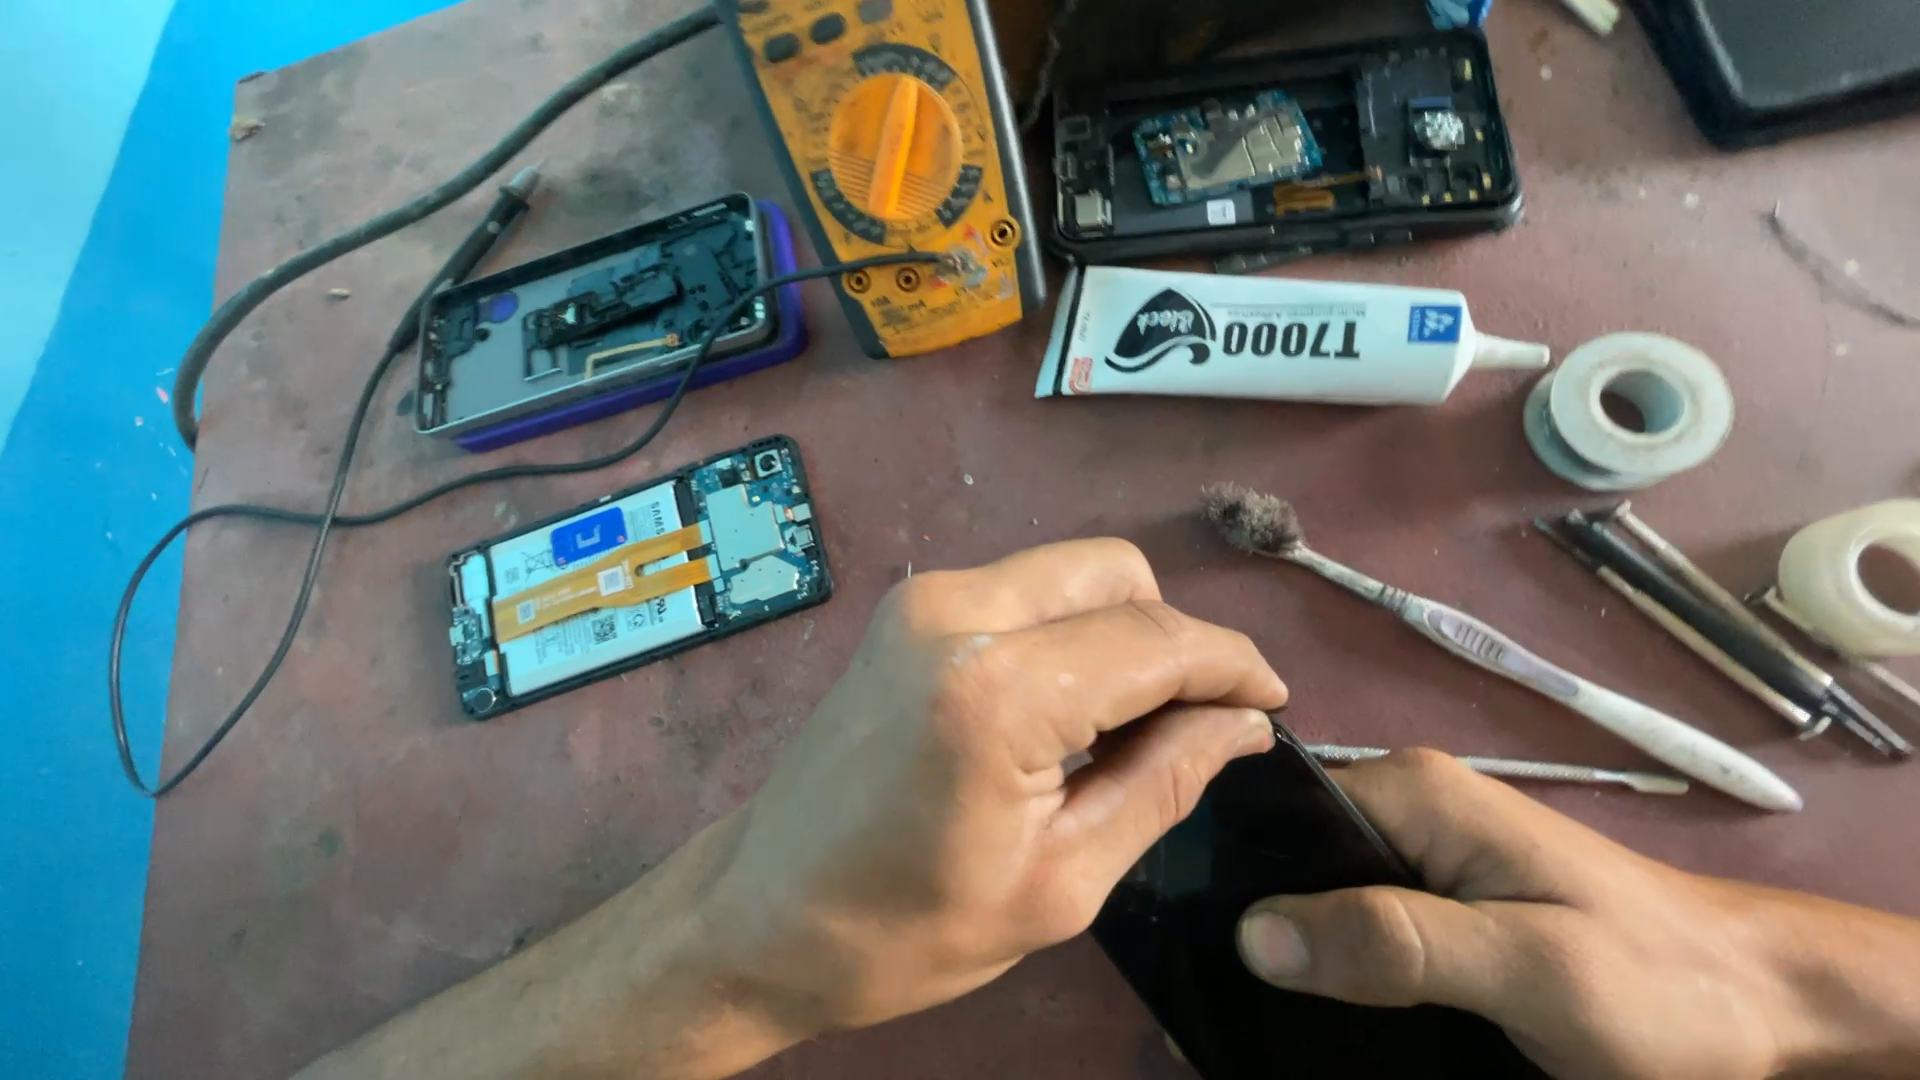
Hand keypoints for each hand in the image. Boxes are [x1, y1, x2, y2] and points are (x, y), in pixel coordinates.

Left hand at [709, 539, 1287, 1038]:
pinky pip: (1025, 589)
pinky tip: (1064, 702)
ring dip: (1120, 629)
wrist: (764, 906)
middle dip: (1172, 637)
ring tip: (1123, 722)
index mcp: (996, 687)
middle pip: (1116, 574)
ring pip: (1072, 571)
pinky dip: (1069, 628)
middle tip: (1187, 721)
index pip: (1153, 640)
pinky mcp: (910, 606)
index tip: (1270, 702)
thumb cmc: (907, 926)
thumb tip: (1239, 721)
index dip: (1230, 664)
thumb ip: (1162, 781)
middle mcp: (957, 608)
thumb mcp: (1060, 880)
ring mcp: (925, 596)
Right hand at [1235, 750, 1800, 1079]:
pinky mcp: (1443, 890)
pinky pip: (1363, 912)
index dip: (1238, 868)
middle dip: (1264, 913)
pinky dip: (1342, 954)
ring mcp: (1425, 845)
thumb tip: (1253, 935)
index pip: (1283, 810)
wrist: (1780, 1013)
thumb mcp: (1529, 970)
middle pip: (1297, 848)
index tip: (1198, 936)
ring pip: (1326, 885)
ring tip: (1256, 1002)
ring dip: (1302, 940)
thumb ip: (1393, 944)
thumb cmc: (1659, 986)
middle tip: (1224, 988)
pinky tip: (1322, 1000)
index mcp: (1409, 790)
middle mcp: (1405, 802)